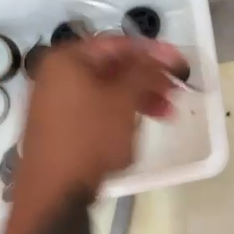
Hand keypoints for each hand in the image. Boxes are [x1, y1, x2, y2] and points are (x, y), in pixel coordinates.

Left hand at [18, 35, 184, 196]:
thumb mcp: (124, 100)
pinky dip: (119, 112)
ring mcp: (55, 101)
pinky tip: (138, 126)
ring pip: (106, 90)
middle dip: (147, 79)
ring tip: (166, 114)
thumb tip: (165, 53)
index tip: (179, 63)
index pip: (118, 44)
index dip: (153, 52)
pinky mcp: (59, 125)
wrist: (53, 189)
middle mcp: (56, 74)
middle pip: (112, 68)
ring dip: (138, 98)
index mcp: (67, 59)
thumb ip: (146, 71)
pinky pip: (95, 108)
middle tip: (176, 91)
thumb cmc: (90, 137)